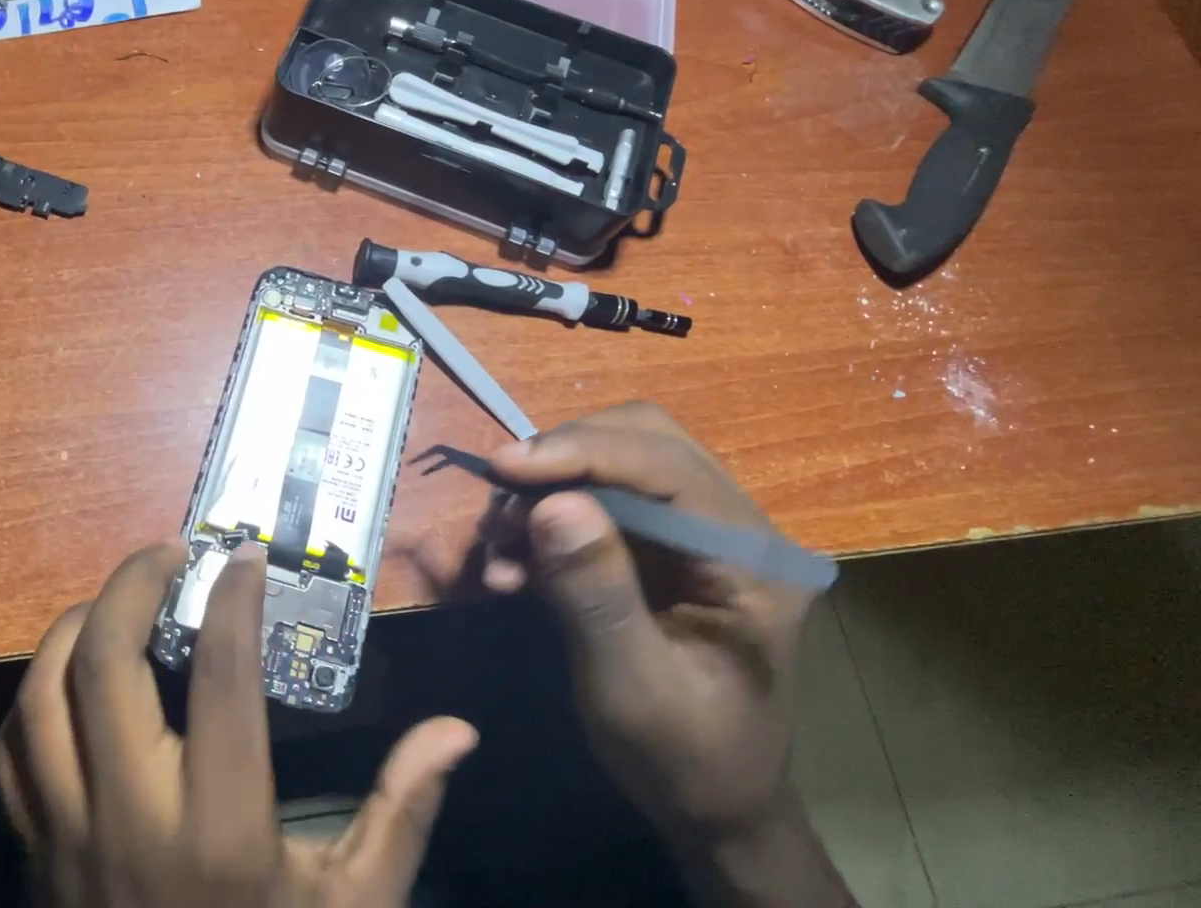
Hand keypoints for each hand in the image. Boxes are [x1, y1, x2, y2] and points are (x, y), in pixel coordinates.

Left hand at [0, 541, 477, 907]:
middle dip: (134, 585)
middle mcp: (131, 818)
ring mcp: (66, 836)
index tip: (245, 554)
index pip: (220, 679)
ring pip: (41, 695)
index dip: (232, 601)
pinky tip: (74, 675)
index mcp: (221, 829)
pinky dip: (36, 691)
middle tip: (172, 553)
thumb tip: (456, 730)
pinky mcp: (32, 853)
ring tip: (122, 598)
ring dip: (78, 626)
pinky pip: (11, 749)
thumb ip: (403, 813)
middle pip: (106, 665)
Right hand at [481, 403, 851, 906]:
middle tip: (501, 501)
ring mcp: (689, 534)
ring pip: (608, 465)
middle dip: (561, 462)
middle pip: (639, 441)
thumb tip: (552, 503)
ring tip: (498, 552)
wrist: (709, 805)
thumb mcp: (634, 687)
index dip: (582, 452)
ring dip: (542, 495)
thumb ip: (598, 595)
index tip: (504, 465)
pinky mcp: (653, 549)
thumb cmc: (686, 758)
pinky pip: (589, 505)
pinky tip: (510, 571)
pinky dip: (541, 525)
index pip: (665, 466)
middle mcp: (725, 526)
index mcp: (748, 556)